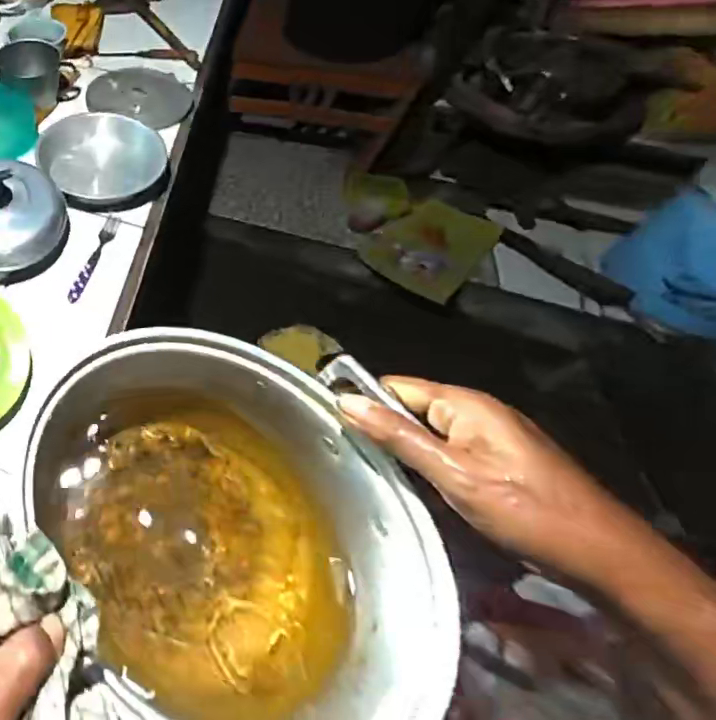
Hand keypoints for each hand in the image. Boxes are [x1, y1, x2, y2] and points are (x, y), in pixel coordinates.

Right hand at [338, 376, 648, 582]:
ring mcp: (495, 437)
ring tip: (389, 476)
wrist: (615, 565)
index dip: (363, 403)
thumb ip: (397, 436)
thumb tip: (344, 401)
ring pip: (427, 433)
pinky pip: (449, 450)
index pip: (391, 386)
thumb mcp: (455, 475)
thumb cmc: (531, 514)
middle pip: (408, 409)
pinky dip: (432, 465)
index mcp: (467, 404)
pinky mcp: (502, 460)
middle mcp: (480, 412)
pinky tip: (425, 487)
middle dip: (386, 432)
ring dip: (409, 453)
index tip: (337, 428)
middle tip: (363, 460)